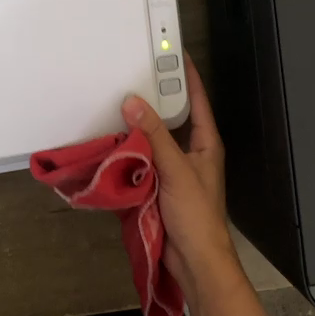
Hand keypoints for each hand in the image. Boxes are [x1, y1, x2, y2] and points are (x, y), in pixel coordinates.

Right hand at [121, 56, 239, 296]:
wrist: (194, 262)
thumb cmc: (196, 214)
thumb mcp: (175, 169)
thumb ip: (153, 135)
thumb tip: (133, 101)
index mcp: (205, 143)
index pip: (196, 100)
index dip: (187, 76)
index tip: (173, 53)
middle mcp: (189, 153)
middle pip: (170, 118)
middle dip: (152, 100)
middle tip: (131, 76)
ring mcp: (172, 171)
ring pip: (151, 141)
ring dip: (135, 128)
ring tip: (114, 104)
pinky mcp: (156, 188)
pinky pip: (139, 163)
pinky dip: (126, 153)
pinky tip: (109, 142)